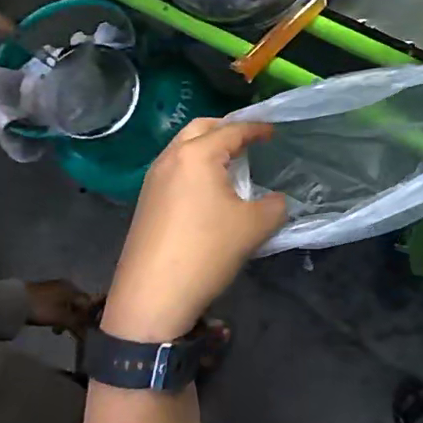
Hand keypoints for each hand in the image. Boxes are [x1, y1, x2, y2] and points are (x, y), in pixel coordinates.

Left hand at [24, 279, 98, 331]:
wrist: (14, 301)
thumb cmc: (42, 308)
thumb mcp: (62, 318)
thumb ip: (77, 324)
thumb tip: (88, 333)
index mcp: (73, 289)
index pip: (88, 302)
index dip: (90, 316)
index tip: (88, 328)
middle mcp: (66, 285)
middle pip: (77, 303)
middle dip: (77, 318)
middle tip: (72, 330)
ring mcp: (53, 287)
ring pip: (66, 304)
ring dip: (66, 317)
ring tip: (59, 329)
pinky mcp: (41, 292)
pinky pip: (56, 304)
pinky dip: (57, 313)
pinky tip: (51, 322)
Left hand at [103, 119, 286, 342]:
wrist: (153, 295)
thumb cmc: (207, 250)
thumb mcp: (255, 226)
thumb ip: (275, 205)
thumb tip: (275, 200)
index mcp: (197, 155)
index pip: (231, 130)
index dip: (256, 128)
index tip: (274, 131)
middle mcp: (171, 159)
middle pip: (200, 129)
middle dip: (226, 128)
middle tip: (250, 139)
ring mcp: (153, 180)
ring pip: (183, 148)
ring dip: (208, 147)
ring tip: (233, 162)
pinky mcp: (147, 201)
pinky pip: (175, 169)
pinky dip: (195, 167)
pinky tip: (211, 189)